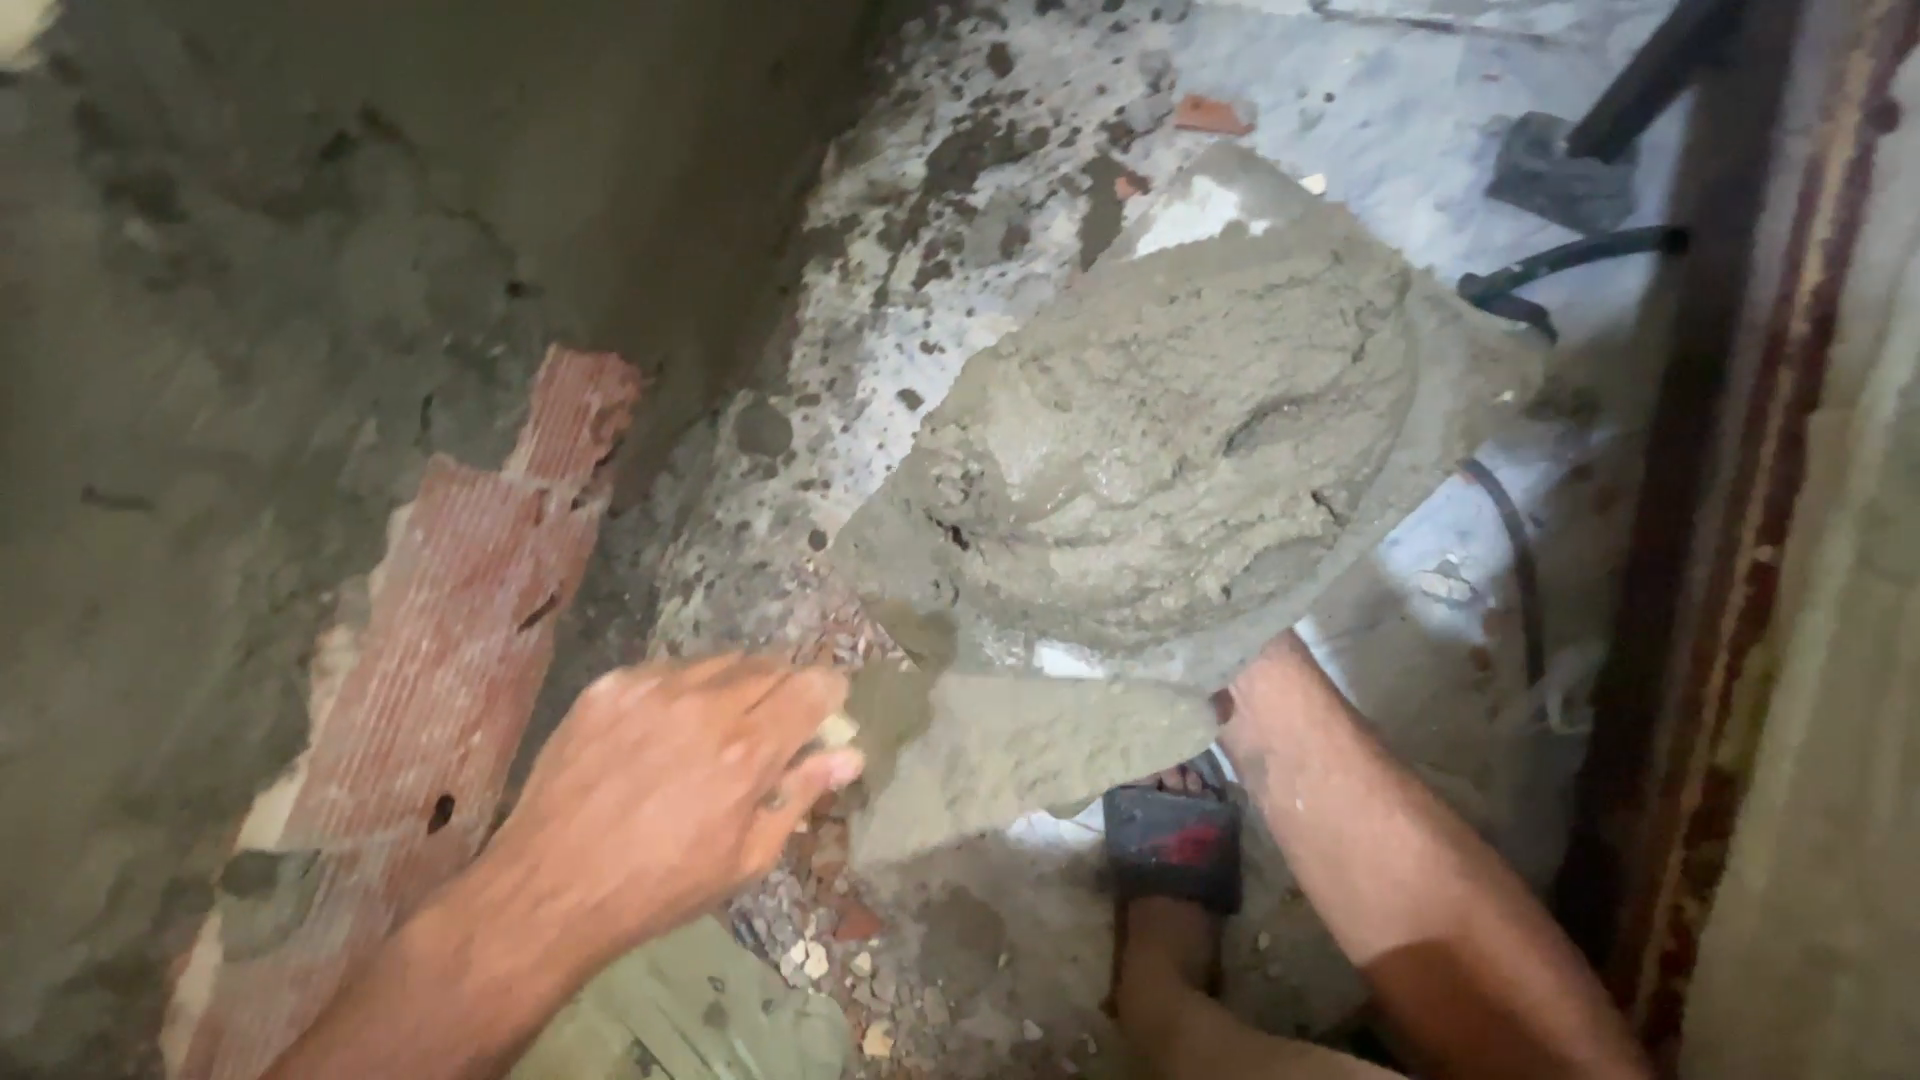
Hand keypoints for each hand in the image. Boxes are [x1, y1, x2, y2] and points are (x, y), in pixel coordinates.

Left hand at [480, 655, 862, 967]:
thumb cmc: (659, 887)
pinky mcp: (612, 686)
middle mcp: (706, 704)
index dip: (829, 694)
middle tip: (773, 723)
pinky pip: (671, 669)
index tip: (825, 711)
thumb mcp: (746, 858)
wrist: (547, 890)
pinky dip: (685, 690)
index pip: (814, 686)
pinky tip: (667, 728)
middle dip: (786, 688)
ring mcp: (653, 689)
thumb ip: (801, 794)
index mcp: (748, 750)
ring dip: (737, 685)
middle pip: (773, 665)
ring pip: (723, 661)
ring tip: (717, 726)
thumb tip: (850, 754)